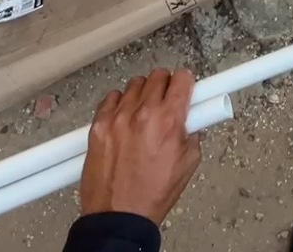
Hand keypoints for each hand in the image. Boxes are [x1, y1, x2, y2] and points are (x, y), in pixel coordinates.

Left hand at [79, 67, 202, 223]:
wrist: (118, 217)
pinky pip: (110, 98)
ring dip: (142, 93)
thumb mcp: (189, 162)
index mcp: (169, 119)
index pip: (182, 77)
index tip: (184, 88)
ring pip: (135, 84)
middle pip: (158, 75)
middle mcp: (144, 112)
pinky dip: (119, 103)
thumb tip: (191, 118)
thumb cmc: (154, 193)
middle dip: (165, 86)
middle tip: (165, 102)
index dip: (185, 82)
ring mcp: (118, 118)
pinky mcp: (98, 126)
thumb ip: (193, 132)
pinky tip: (123, 118)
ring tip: (142, 112)